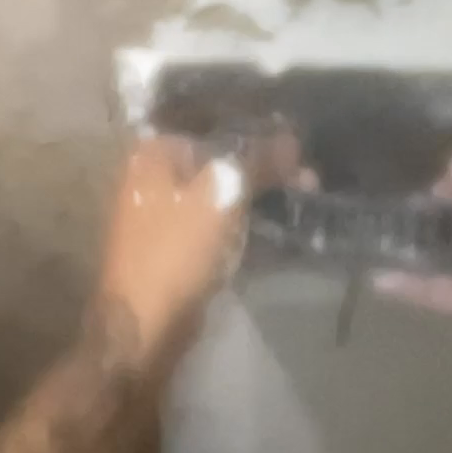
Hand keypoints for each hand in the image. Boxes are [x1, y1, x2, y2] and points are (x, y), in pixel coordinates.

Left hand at [96, 133, 301, 356]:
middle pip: (219, 161)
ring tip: (305, 197)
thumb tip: (291, 138)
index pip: (214, 126)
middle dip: (265, 166)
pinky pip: (218, 224)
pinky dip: (246, 223)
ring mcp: (164, 214)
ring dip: (260, 196)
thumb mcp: (221, 196)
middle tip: (307, 178)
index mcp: (155, 152)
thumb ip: (256, 162)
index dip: (258, 132)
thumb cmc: (176, 250)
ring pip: (222, 194)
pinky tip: (280, 226)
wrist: (144, 327)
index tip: (297, 144)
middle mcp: (154, 175)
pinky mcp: (177, 247)